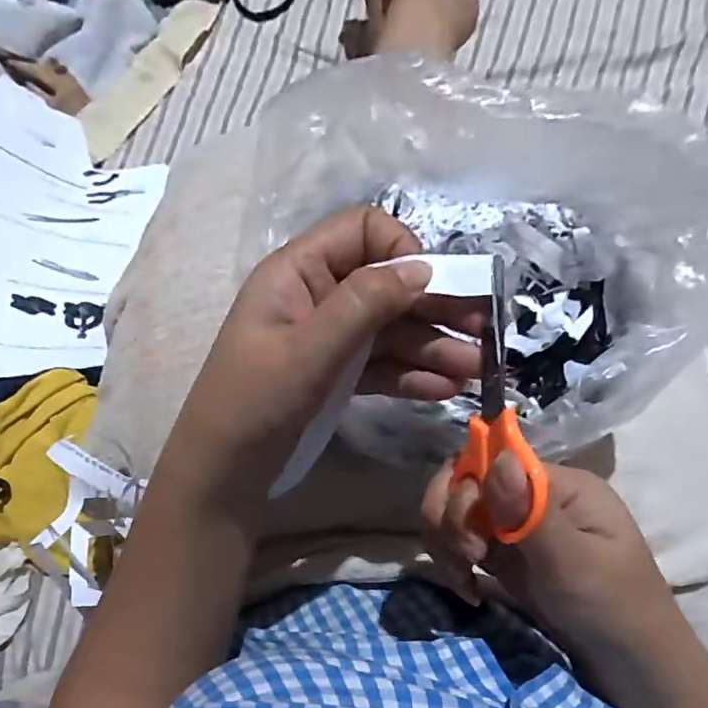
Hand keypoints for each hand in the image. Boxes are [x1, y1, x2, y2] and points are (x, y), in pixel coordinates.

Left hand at [158, 207, 485, 511]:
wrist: (222, 475)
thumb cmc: (256, 404)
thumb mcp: (308, 350)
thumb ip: (364, 304)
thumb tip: (421, 265)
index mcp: (296, 274)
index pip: (362, 232)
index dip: (402, 251)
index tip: (434, 287)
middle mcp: (313, 300)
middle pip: (385, 286)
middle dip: (434, 307)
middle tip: (485, 332)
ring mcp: (324, 343)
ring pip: (387, 332)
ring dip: (432, 347)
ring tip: (474, 370)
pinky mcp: (330, 381)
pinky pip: (378, 367)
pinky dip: (409, 375)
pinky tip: (443, 390)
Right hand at [421, 451, 681, 655]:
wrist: (624, 657)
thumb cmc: (609, 603)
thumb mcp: (570, 559)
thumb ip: (529, 510)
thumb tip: (501, 455)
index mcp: (556, 483)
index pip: (486, 463)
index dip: (464, 496)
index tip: (475, 546)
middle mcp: (530, 495)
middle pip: (461, 484)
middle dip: (450, 523)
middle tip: (467, 562)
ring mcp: (513, 524)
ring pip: (452, 514)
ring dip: (445, 545)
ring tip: (464, 580)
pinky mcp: (501, 553)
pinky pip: (458, 544)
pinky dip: (452, 564)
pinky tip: (468, 590)